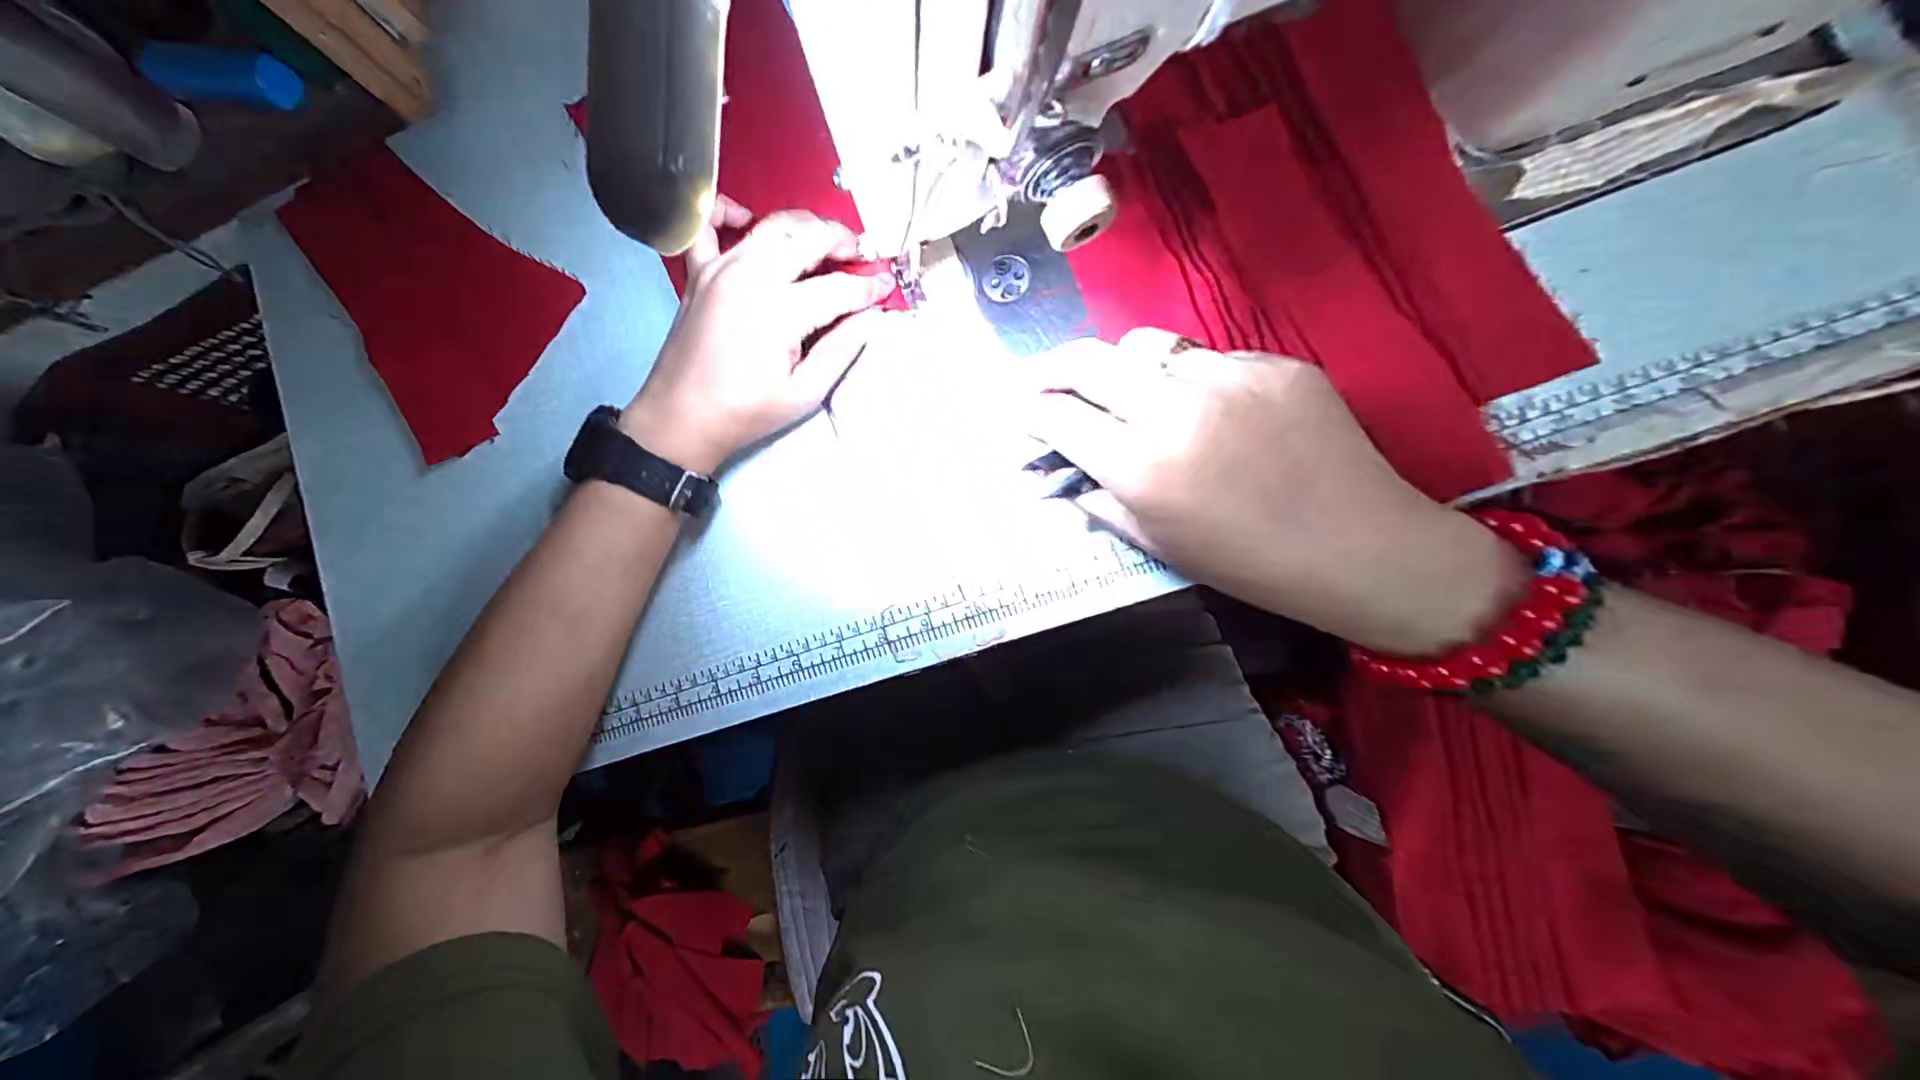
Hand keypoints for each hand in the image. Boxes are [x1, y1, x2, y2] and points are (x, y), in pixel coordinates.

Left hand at [619, 198, 897, 473]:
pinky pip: (709, 224)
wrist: (682, 418)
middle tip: (863, 258)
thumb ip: (842, 349)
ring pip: (772, 224)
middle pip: (809, 238)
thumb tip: (871, 319)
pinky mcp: (700, 272)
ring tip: (826, 242)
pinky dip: (729, 213)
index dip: (868, 288)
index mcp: (778, 310)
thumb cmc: (742, 412)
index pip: (838, 287)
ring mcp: (721, 268)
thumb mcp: (804, 392)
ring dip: (806, 226)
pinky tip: (747, 219)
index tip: (884, 289)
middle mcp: (750, 276)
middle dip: (844, 243)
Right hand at [1025, 329, 1529, 654]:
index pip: (1059, 417)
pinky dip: (1191, 380)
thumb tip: (1058, 475)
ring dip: (1123, 369)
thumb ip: (1100, 501)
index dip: (1031, 412)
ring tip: (1129, 391)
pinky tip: (1209, 409)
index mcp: (1141, 467)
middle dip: (1052, 368)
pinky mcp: (1273, 363)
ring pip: (1147, 348)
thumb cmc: (1246, 562)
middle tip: (1045, 380)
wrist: (1357, 547)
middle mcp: (1174, 410)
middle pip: (1087, 361)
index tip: (1024, 413)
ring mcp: (1228, 378)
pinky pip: (1208, 359)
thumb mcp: (1159, 542)